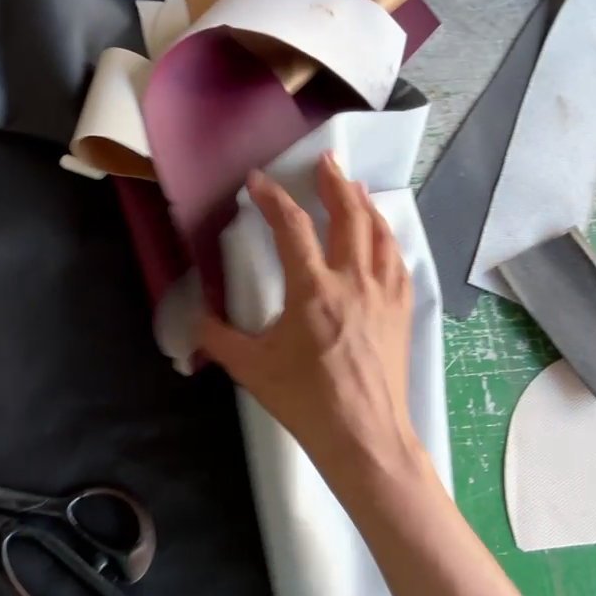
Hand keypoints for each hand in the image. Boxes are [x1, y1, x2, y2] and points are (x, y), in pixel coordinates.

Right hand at [197, 155, 421, 494]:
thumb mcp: (249, 368)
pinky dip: (387, 236)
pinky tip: (382, 234)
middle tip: (325, 160)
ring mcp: (383, 294)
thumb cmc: (304, 400)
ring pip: (379, 232)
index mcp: (312, 290)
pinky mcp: (400, 310)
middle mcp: (352, 281)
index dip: (272, 199)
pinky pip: (397, 259)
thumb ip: (216, 337)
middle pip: (348, 216)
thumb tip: (194, 318)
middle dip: (334, 183)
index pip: (292, 228)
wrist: (363, 435)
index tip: (256, 181)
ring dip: (364, 203)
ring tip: (353, 186)